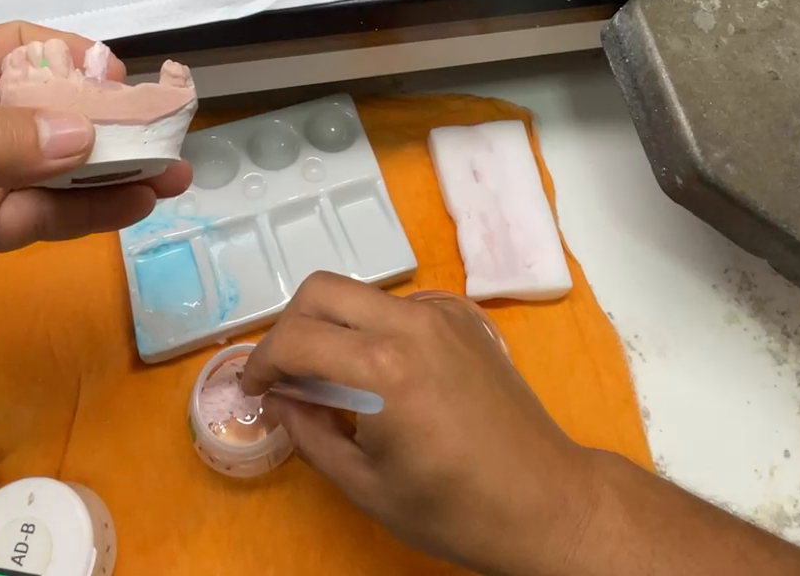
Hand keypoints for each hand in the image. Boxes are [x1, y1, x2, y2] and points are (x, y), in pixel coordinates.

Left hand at [0, 22, 189, 396]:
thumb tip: (82, 130)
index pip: (12, 50)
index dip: (70, 58)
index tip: (121, 85)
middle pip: (44, 112)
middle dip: (107, 121)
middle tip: (170, 136)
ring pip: (47, 172)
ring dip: (106, 173)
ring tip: (170, 177)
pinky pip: (30, 221)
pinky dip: (78, 216)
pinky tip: (125, 213)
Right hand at [241, 275, 601, 575]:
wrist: (544, 500)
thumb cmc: (454, 508)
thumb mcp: (366, 486)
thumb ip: (309, 433)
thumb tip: (276, 399)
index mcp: (382, 368)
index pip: (295, 338)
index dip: (261, 361)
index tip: (255, 387)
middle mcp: (410, 323)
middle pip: (322, 289)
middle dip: (290, 325)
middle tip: (287, 371)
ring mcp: (441, 312)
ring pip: (361, 293)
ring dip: (333, 323)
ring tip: (335, 375)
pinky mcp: (463, 315)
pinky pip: (400, 304)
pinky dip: (376, 327)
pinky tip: (386, 371)